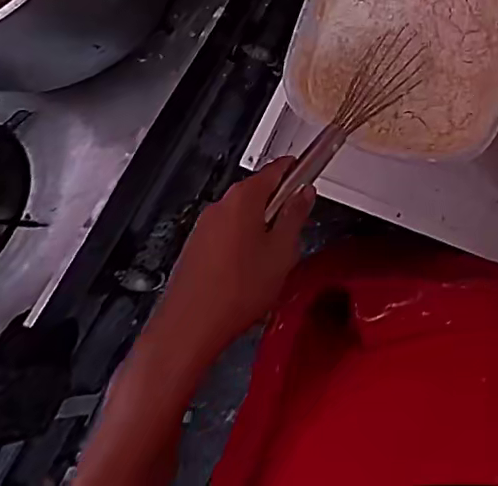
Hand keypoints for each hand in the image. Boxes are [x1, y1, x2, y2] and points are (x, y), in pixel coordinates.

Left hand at [148, 157, 315, 361]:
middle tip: (295, 230)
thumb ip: (296, 216)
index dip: (298, 170)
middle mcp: (221, 205)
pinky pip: (227, 234)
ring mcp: (205, 226)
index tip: (309, 173)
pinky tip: (248, 274)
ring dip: (260, 228)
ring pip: (243, 215)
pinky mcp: (196, 247)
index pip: (277, 168)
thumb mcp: (282, 252)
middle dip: (279, 207)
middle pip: (259, 192)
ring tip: (271, 261)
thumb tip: (304, 195)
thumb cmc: (233, 293)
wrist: (188, 329)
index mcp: (244, 198)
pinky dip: (241, 244)